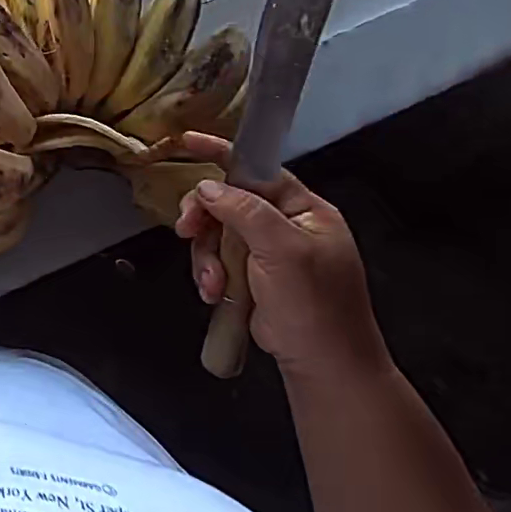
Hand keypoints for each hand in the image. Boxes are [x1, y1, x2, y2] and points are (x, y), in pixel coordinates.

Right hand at [173, 132, 389, 379]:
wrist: (324, 369)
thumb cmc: (315, 307)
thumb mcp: (283, 252)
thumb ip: (245, 211)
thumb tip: (207, 187)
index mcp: (303, 210)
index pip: (258, 168)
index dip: (222, 154)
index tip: (187, 142)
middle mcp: (283, 225)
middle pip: (228, 202)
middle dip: (205, 218)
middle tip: (186, 230)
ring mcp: (265, 253)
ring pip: (217, 234)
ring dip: (206, 257)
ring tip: (212, 285)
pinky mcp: (250, 277)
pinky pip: (217, 261)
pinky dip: (210, 274)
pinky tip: (214, 294)